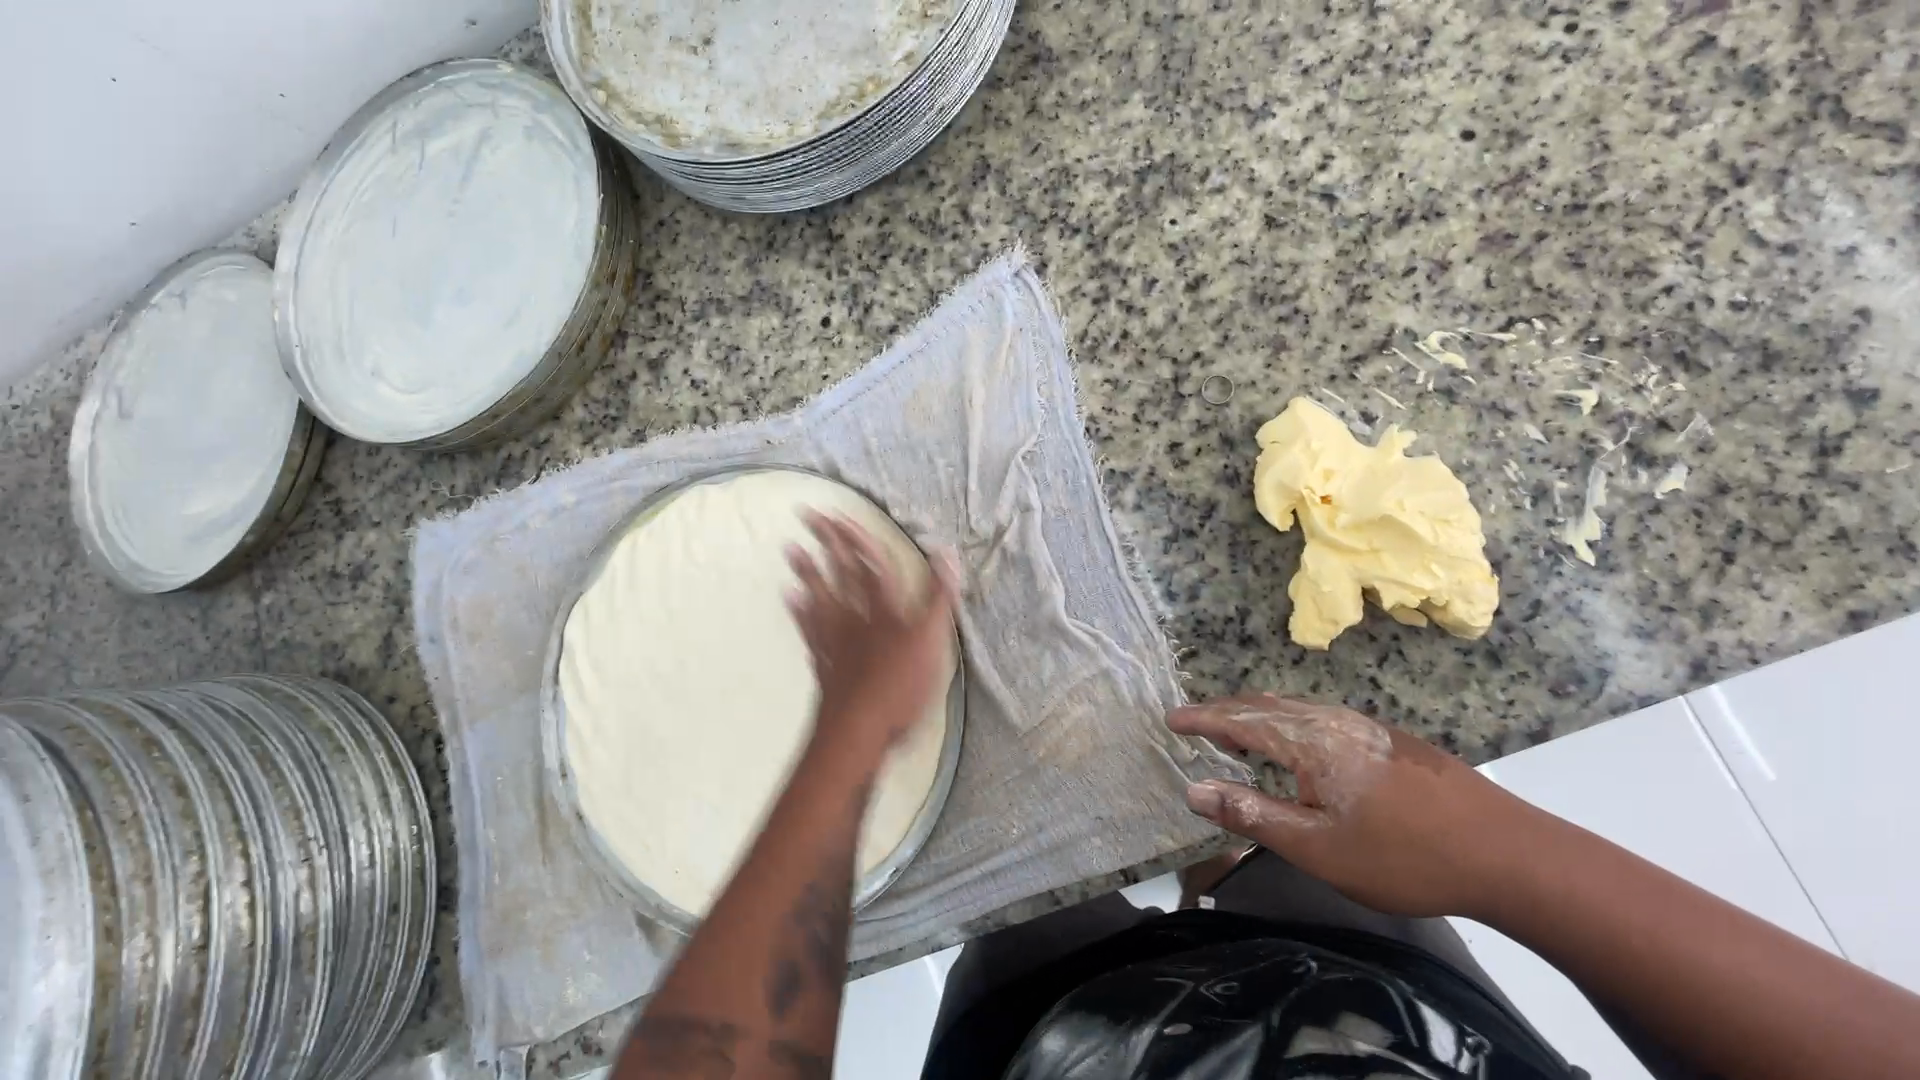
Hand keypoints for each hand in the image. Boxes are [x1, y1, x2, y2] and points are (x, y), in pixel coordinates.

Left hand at [787, 512, 958, 762]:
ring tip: (790, 548)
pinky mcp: (826, 662)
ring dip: (806, 572)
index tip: (837, 512)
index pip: (869, 563)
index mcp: (885, 608)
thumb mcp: (931, 638)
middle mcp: (857, 616)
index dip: (854, 536)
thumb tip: (947, 551)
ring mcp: (837, 640)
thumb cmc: (900, 685)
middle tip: (806, 515)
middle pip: (840, 573)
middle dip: (826, 543)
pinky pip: (810, 631)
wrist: (859, 728)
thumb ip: (940, 594)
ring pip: (820, 598)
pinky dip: (800, 613)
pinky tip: (790, 599)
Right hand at [1168, 694, 1529, 917]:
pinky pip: (1320, 719)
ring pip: (1297, 710)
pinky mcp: (1391, 741)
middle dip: (1226, 713)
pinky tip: (1298, 748)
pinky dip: (1289, 725)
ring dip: (1259, 717)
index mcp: (1310, 742)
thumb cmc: (1402, 855)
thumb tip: (1194, 789)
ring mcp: (1367, 727)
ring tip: (1237, 735)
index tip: (1170, 719)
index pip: (1240, 720)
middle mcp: (1334, 721)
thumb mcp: (1317, 847)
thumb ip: (1252, 815)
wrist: (1508, 853)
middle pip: (1267, 706)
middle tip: (1196, 726)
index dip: (1202, 719)